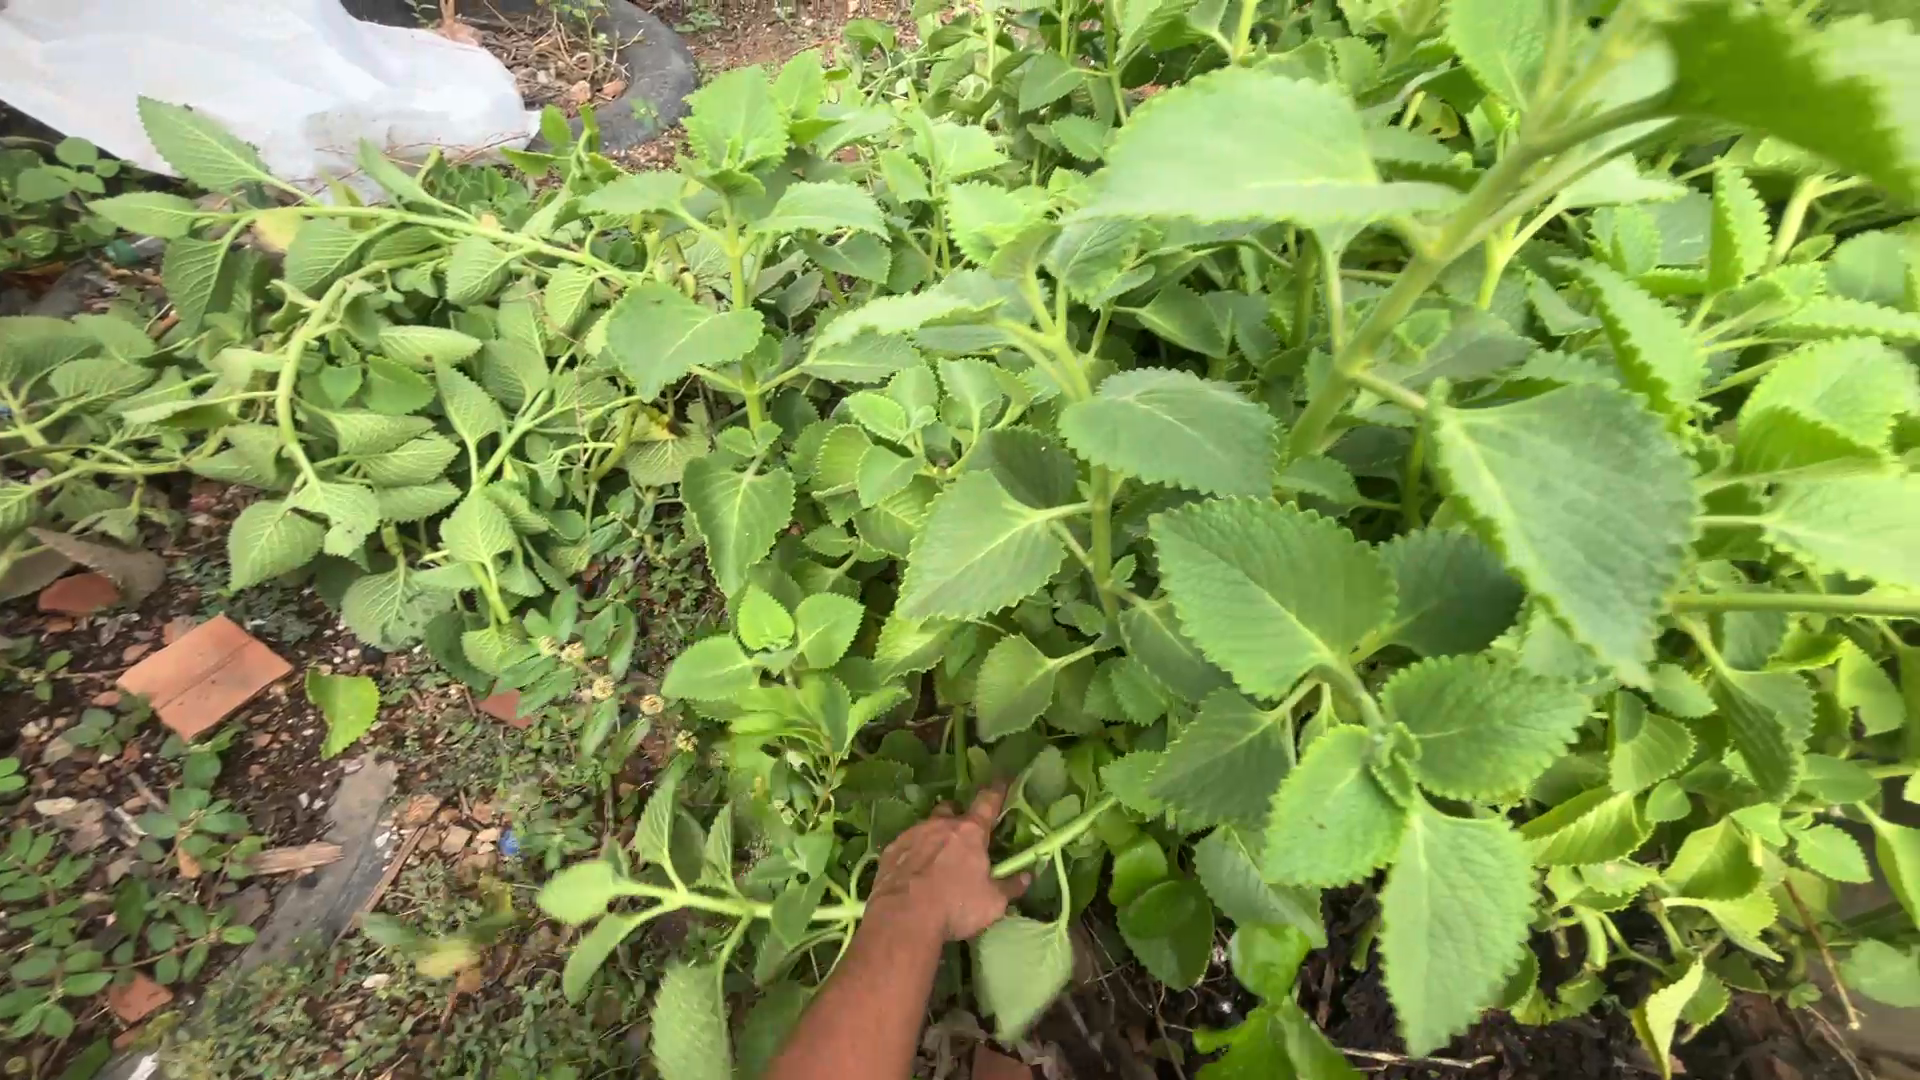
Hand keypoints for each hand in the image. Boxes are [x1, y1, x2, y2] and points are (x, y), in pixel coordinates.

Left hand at [865, 786, 1030, 943]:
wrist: (903, 917)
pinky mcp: (892, 850)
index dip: (997, 791)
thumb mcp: (992, 902)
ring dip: (934, 835)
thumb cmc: (955, 906)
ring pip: (927, 825)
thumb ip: (1010, 886)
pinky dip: (913, 853)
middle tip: (963, 834)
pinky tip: (913, 872)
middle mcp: (940, 824)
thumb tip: (1027, 876)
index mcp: (970, 832)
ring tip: (936, 858)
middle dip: (958, 815)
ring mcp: (913, 834)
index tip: (1002, 780)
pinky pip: (906, 844)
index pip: (988, 801)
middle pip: (951, 809)